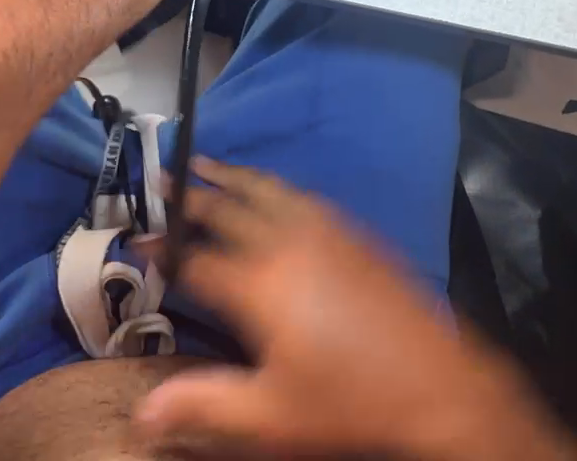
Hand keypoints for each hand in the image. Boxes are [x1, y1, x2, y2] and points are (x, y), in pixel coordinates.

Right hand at [135, 159, 576, 460]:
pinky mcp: (351, 232)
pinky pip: (300, 196)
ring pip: (265, 190)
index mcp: (259, 284)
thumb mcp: (272, 415)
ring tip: (204, 161)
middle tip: (162, 177)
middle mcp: (286, 244)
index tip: (137, 238)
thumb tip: (144, 413)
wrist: (439, 383)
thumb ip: (205, 405)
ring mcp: (322, 232)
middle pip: (227, 209)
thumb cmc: (350, 402)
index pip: (195, 258)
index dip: (163, 249)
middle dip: (190, 194)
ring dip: (230, 175)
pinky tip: (268, 188)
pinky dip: (271, 186)